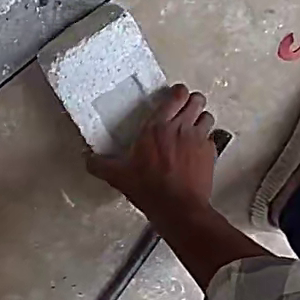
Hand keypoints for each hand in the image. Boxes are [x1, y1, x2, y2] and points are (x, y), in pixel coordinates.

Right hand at [86, 84, 228, 216]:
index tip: (172, 96)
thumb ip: (100, 165)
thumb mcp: (118, 176)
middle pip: (197, 100)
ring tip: (191, 127)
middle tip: (183, 109)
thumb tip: (87, 159)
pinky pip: (212, 137)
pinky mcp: (210, 153)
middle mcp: (181, 128)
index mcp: (157, 127)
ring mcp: (199, 139)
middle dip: (191, 101)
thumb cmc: (148, 188)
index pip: (175, 96)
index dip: (177, 92)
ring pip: (207, 116)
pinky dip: (205, 140)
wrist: (178, 207)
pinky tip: (196, 150)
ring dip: (200, 118)